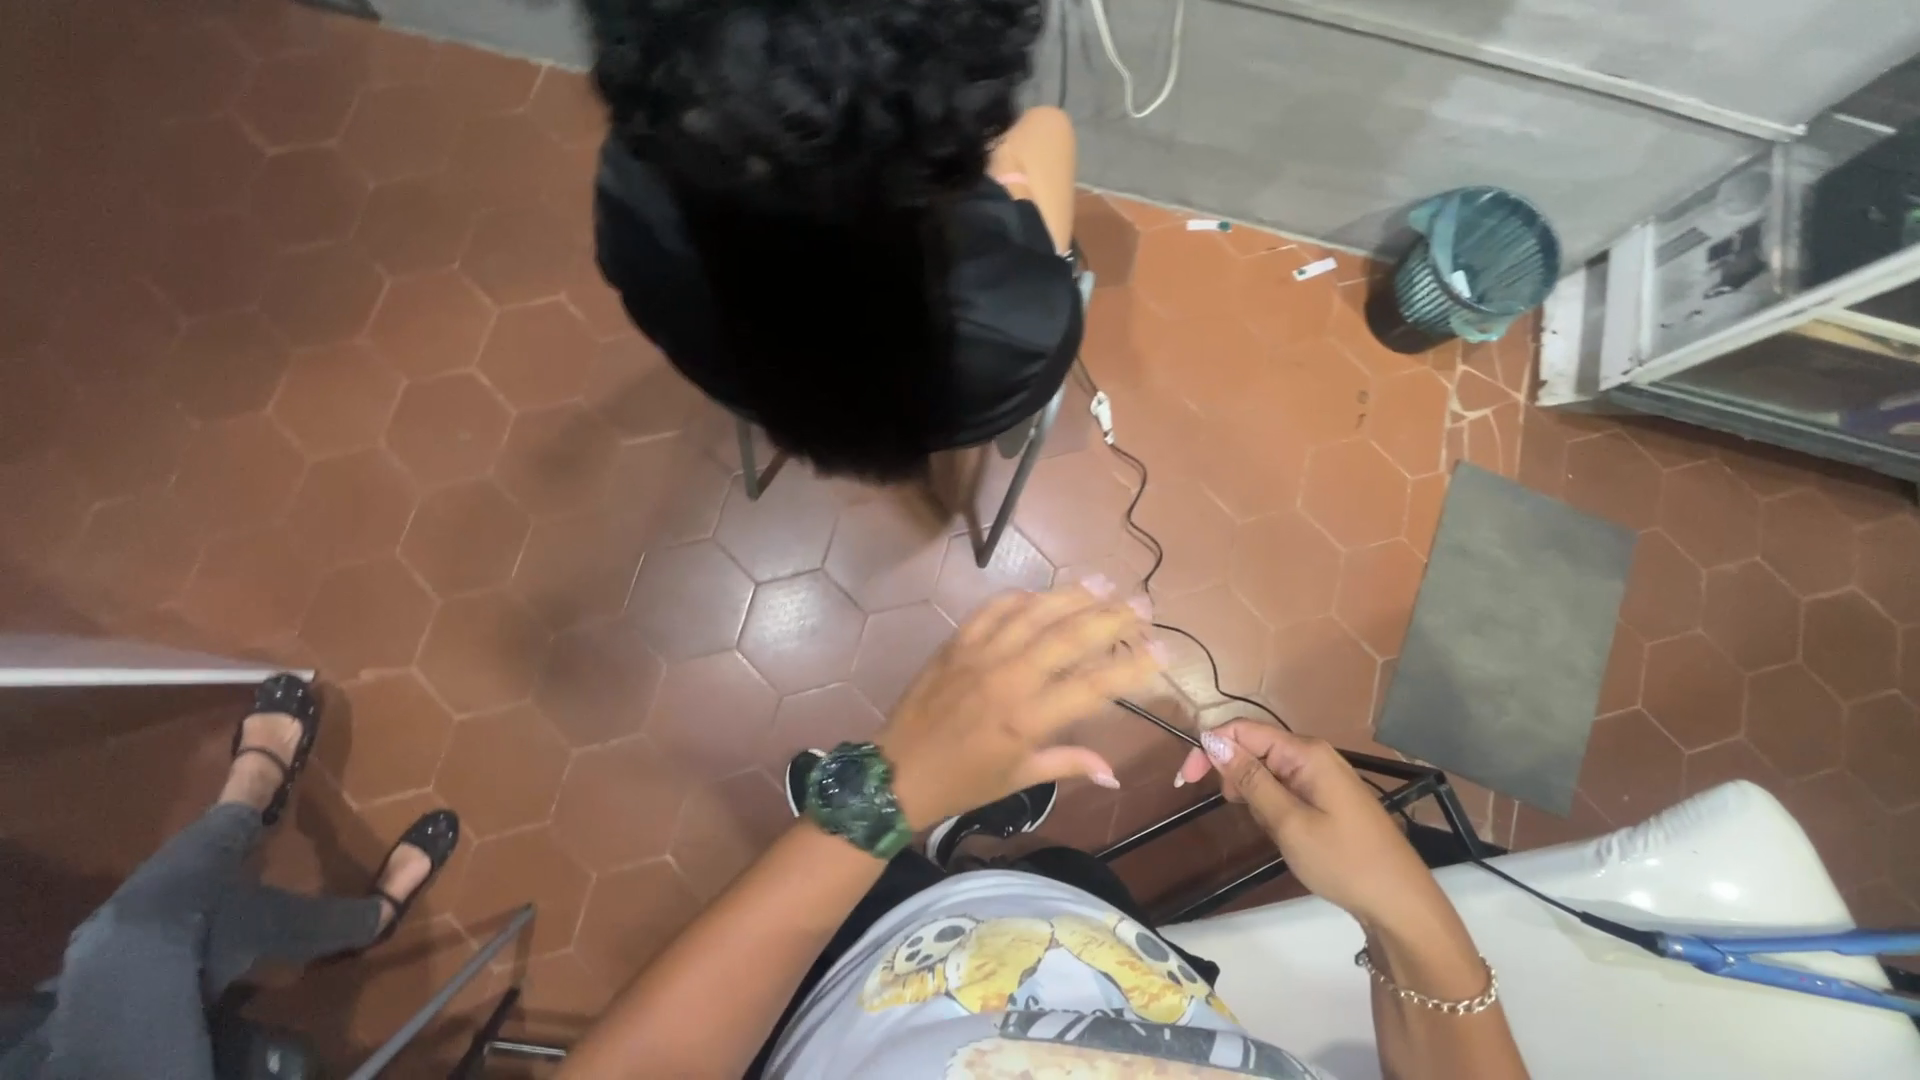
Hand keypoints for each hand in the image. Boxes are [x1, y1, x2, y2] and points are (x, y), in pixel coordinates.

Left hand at [876, 581, 1161, 828]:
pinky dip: (1022, 597)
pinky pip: (994, 609)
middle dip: (1112, 617)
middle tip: (1142, 605)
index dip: (1132, 667)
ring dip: (1072, 596)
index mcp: (1028, 719)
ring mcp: (980, 654)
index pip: (1093, 685)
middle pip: (1070, 636)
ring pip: (1034, 612)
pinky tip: (1044, 593)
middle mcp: (1009, 678)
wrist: (897, 771)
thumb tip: (1113, 772)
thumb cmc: (963, 782)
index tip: (1163, 651)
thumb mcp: (1019, 779)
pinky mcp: (957, 642)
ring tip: (1104, 584)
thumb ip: (1068, 764)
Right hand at [1176, 720, 1441, 929]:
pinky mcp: (1326, 797)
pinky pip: (1283, 787)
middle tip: (1232, 809)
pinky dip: (1270, 805)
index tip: (1187, 780)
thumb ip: (1249, 779)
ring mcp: (1322, 776)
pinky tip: (1279, 830)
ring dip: (1252, 793)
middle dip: (1232, 773)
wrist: (1401, 905)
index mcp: (1305, 753)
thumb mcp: (1288, 822)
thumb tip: (1212, 739)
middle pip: (1254, 747)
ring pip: (1266, 770)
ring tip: (1265, 827)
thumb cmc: (1344, 861)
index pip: (1243, 730)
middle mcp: (1313, 755)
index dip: (1210, 747)